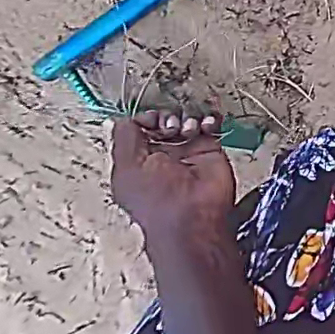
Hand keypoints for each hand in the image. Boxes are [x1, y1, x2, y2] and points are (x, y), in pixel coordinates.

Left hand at [110, 109, 233, 249]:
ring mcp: (187, 152)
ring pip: (186, 119)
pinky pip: (209, 125)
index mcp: (138, 161)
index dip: (146, 119)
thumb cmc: (157, 200)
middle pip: (164, 121)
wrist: (193, 216)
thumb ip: (124, 138)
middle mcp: (162, 156)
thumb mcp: (127, 168)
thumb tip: (126, 117)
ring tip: (188, 129)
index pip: (139, 128)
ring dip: (187, 118)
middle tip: (170, 127)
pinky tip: (205, 126)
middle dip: (167, 118)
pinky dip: (208, 120)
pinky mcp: (210, 150)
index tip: (153, 119)